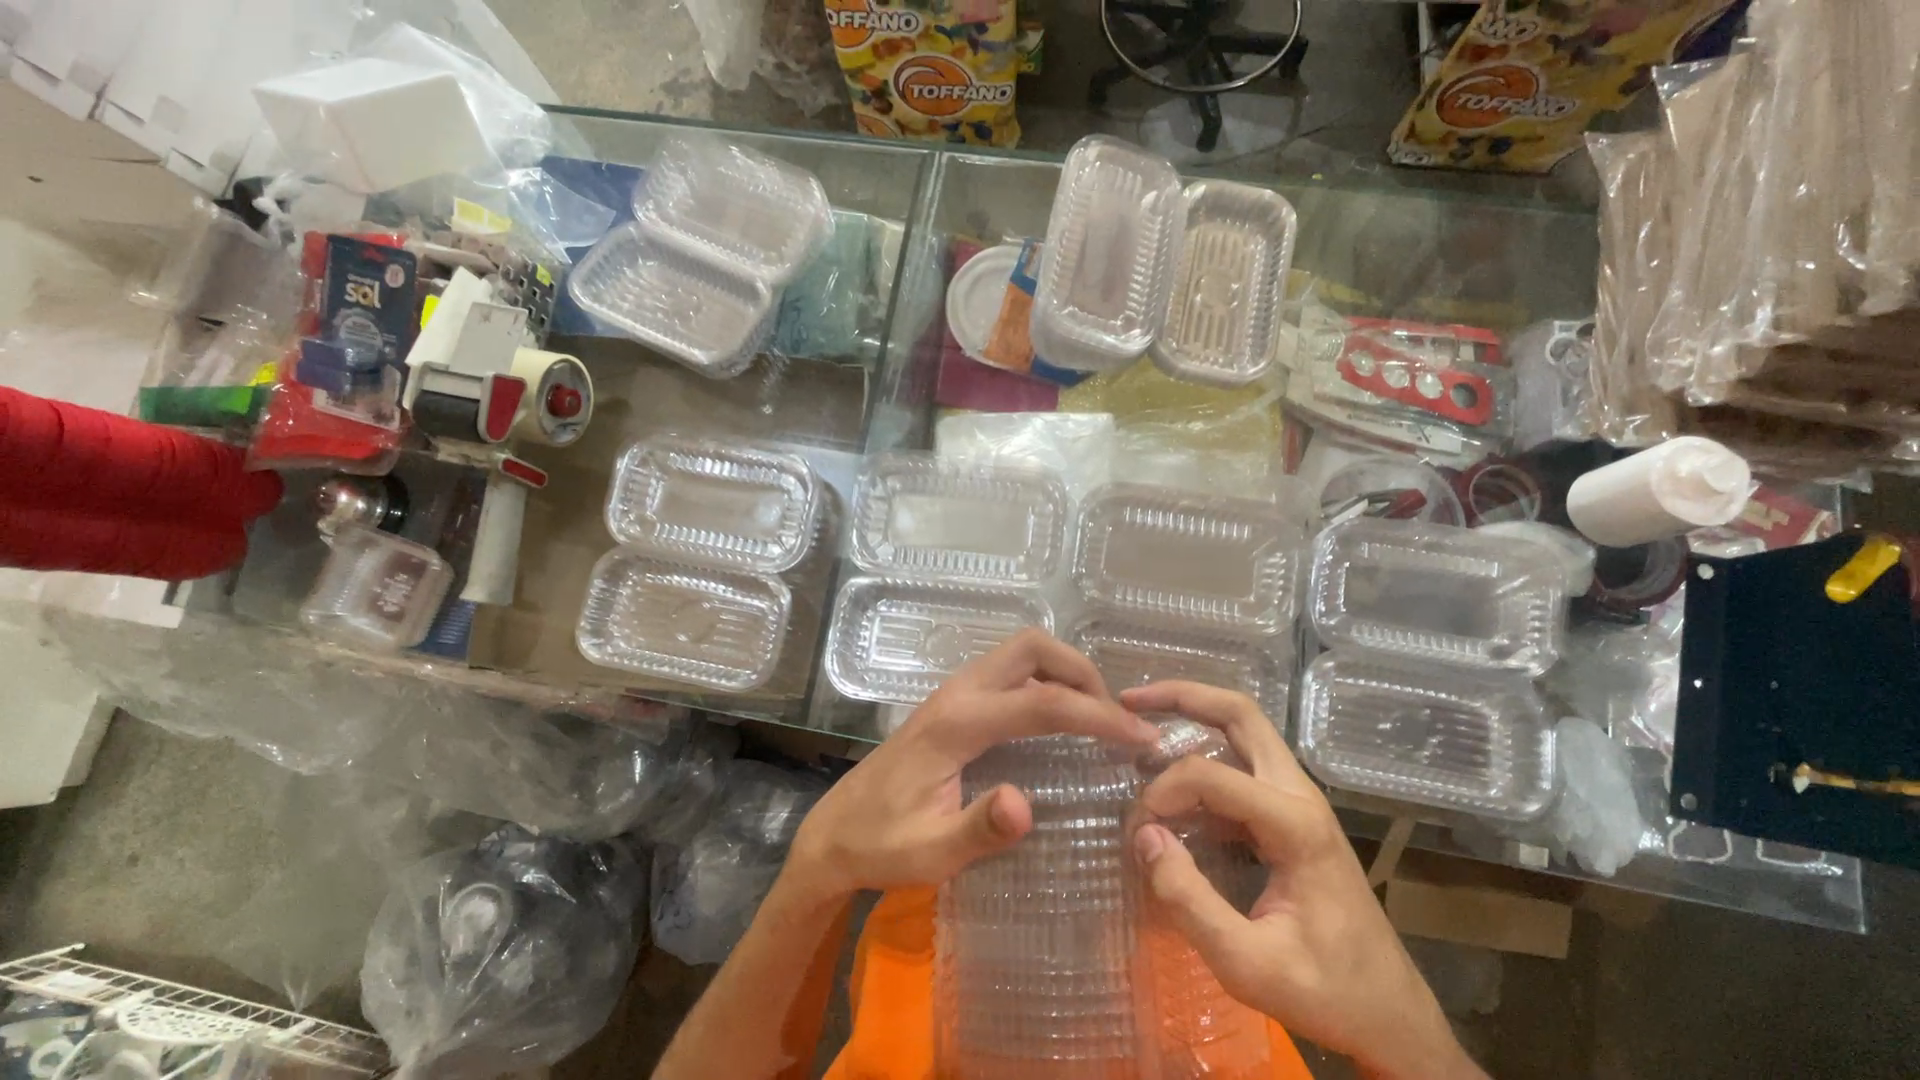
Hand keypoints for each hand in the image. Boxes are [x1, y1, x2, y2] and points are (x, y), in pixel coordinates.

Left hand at [788, 630, 1159, 902]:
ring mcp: (953, 694)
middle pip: (1031, 647)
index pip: (1042, 703)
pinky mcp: (952, 704)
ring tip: (1098, 718)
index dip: (1099, 716)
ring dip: (1065, 672)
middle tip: (1116, 719)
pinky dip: (1045, 680)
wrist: (832, 834)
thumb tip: (1026, 804)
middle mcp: (956, 695)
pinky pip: (1010, 671)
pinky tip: (1059, 719)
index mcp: (956, 725)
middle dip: (1083, 671)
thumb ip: (977, 830)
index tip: (1142, 739)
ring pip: (1020, 653)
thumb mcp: (929, 854)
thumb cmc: (881, 846)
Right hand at [1122, 681, 1484, 1079]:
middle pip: (1241, 716)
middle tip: (1130, 700)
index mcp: (1296, 825)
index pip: (1211, 775)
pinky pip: (1242, 770)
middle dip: (1183, 697)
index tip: (1137, 837)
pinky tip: (1171, 795)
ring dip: (1193, 722)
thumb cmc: (1324, 990)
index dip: (1162, 794)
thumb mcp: (1247, 963)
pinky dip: (1202, 765)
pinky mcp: (1292, 819)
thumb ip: (1190, 901)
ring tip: (1140, 736)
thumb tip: (1145, 838)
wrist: (1388, 1014)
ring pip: (1244, 734)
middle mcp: (1301, 796)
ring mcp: (1300, 803)